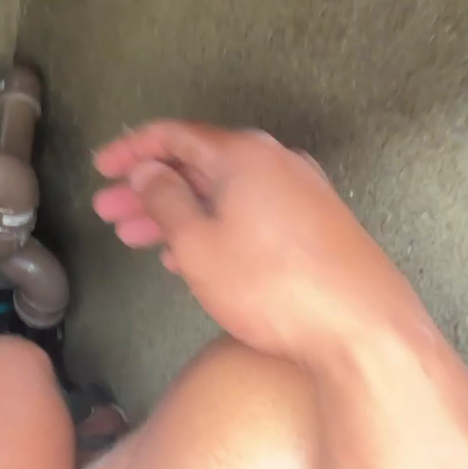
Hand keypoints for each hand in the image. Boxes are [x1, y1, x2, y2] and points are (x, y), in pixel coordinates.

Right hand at [93, 122, 433, 364]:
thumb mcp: (197, 243)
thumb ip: (163, 200)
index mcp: (244, 155)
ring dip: (173, 212)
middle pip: (195, 165)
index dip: (130, 149)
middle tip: (108, 209)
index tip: (101, 167)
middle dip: (146, 188)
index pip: (173, 135)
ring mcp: (299, 193)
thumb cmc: (270, 285)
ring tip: (133, 238)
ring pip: (220, 192)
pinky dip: (210, 226)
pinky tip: (184, 256)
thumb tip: (148, 172)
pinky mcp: (314, 225)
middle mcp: (274, 163)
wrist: (365, 333)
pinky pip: (247, 212)